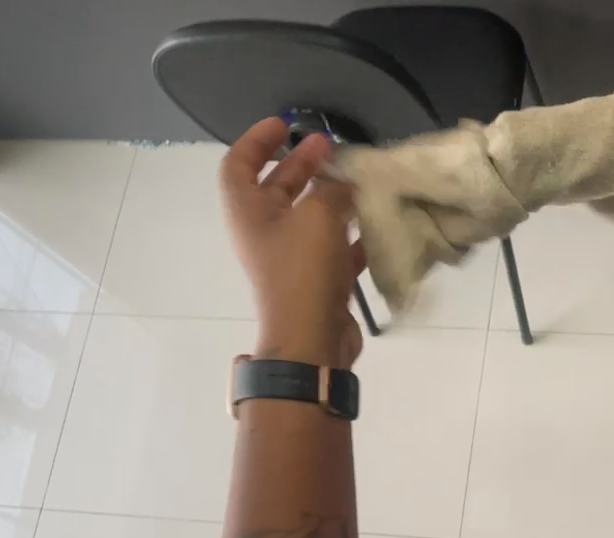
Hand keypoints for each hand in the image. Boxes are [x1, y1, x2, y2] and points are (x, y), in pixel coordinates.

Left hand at [221, 118, 363, 368]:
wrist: (312, 338)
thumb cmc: (303, 270)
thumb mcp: (318, 215)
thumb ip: (333, 191)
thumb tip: (344, 184)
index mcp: (249, 211)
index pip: (241, 162)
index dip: (258, 139)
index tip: (285, 124)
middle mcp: (266, 232)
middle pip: (279, 188)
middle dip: (303, 165)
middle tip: (331, 148)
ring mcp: (292, 259)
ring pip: (310, 219)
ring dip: (331, 199)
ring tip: (358, 183)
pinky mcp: (318, 282)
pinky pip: (333, 249)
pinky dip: (350, 236)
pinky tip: (373, 226)